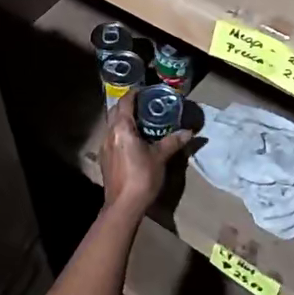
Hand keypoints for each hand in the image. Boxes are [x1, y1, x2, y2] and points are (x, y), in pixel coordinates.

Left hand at [99, 95, 190, 216]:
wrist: (123, 204)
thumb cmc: (142, 177)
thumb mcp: (160, 157)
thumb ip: (173, 142)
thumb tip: (189, 132)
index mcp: (121, 128)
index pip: (124, 102)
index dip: (133, 94)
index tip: (144, 90)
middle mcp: (109, 133)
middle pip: (115, 111)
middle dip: (127, 105)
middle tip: (145, 105)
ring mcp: (104, 145)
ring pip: (112, 125)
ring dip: (123, 120)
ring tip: (141, 121)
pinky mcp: (104, 157)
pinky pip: (112, 137)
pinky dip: (121, 132)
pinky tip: (133, 140)